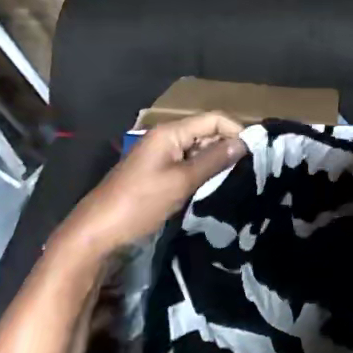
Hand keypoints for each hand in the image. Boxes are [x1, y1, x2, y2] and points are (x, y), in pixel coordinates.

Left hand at [50, 113, 246, 267]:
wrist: (96, 234)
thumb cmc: (139, 204)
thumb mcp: (181, 181)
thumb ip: (213, 160)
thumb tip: (243, 143)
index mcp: (169, 132)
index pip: (213, 119)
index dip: (236, 130)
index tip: (256, 153)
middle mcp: (165, 138)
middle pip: (206, 132)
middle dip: (228, 146)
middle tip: (251, 169)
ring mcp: (159, 156)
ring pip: (197, 150)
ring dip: (216, 161)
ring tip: (237, 179)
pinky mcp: (156, 174)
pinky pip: (186, 165)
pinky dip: (201, 173)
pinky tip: (213, 188)